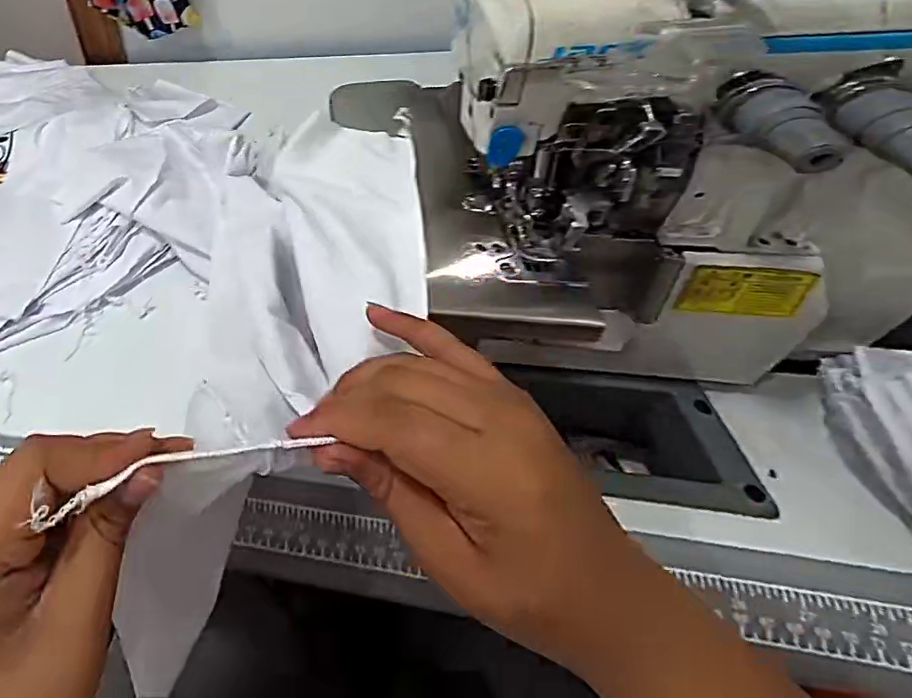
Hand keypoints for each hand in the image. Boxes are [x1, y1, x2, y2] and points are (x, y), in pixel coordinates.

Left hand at [0, 430, 190, 697]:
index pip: (37, 464)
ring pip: (42, 481)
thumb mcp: (72, 625)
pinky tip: (115, 496)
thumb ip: (105, 537)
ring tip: (150, 467)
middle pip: (39, 466)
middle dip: (105, 456)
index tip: (153, 450)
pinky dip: (81, 499)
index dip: (100, 450)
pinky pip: (39, 507)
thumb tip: (141, 472)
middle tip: (164, 453)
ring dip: (98, 473)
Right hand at [289, 305, 801, 697]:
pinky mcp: (510, 394)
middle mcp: (501, 420)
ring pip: (418, 365)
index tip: (299, 433)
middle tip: (314, 425)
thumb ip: (389, 492)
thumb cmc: (530, 596)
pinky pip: (453, 349)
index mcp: (490, 472)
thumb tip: (329, 447)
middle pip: (401, 385)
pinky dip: (412, 329)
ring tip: (335, 401)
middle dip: (347, 399)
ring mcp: (508, 400)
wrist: (612, 596)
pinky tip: (376, 316)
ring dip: (367, 375)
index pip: (395, 423)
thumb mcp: (449, 563)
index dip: (340, 420)